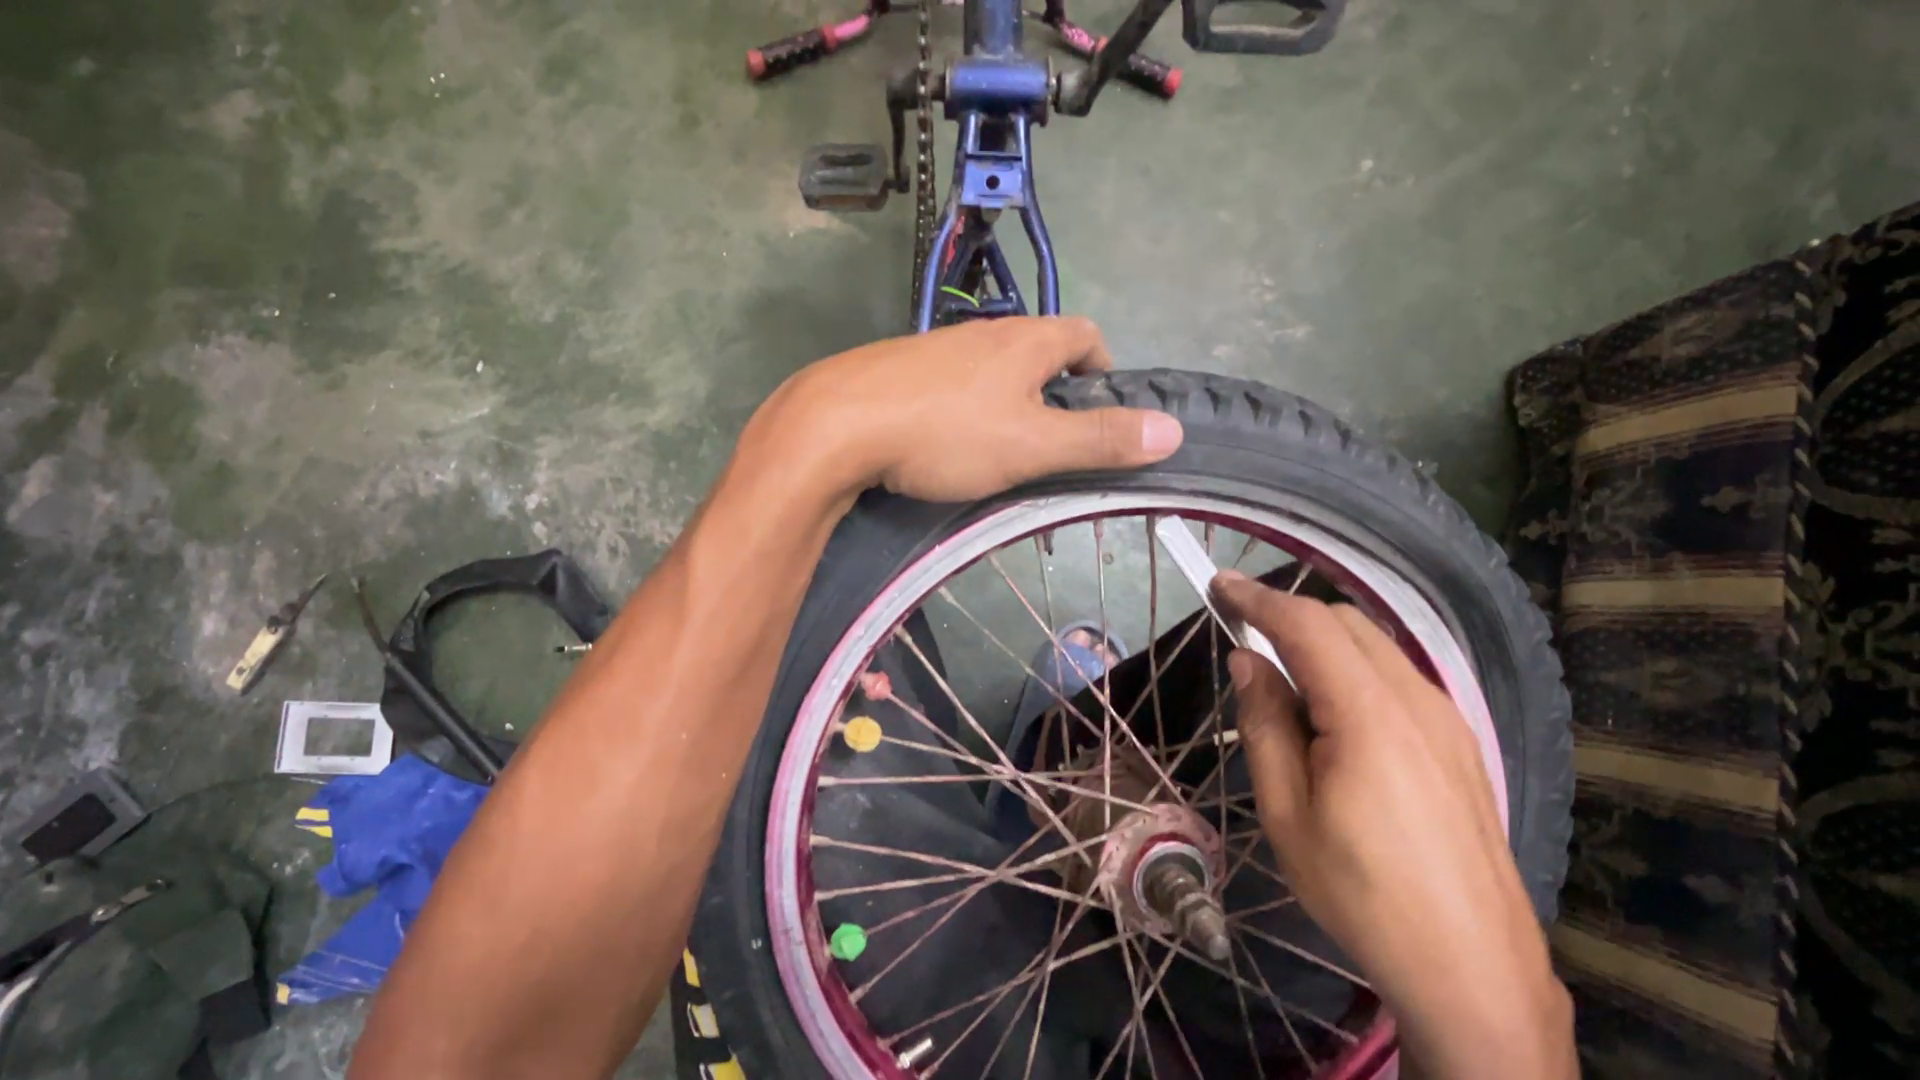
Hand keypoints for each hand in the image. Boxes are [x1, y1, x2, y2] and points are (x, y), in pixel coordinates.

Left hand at [750, 317, 1183, 502]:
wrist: (837, 424)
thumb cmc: (947, 433)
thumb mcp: (1034, 445)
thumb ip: (1100, 439)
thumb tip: (1172, 429)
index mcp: (1024, 341)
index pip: (1083, 333)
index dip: (1103, 366)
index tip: (1102, 407)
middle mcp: (982, 333)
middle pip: (1036, 349)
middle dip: (1056, 388)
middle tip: (1055, 440)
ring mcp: (935, 350)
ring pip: (989, 368)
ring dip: (1008, 399)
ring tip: (1002, 449)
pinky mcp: (897, 371)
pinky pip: (948, 384)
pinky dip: (963, 408)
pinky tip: (944, 444)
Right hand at [1213, 573, 1574, 1079]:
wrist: (1471, 962)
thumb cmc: (1361, 893)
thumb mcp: (1288, 814)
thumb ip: (1266, 725)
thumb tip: (1248, 661)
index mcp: (1369, 715)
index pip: (1307, 625)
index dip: (1258, 598)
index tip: (1218, 585)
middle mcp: (1417, 700)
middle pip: (1346, 624)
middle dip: (1289, 615)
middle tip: (1241, 636)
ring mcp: (1447, 719)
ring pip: (1376, 648)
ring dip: (1323, 643)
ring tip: (1282, 682)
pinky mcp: (1460, 742)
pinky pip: (1398, 679)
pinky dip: (1354, 670)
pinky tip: (1332, 715)